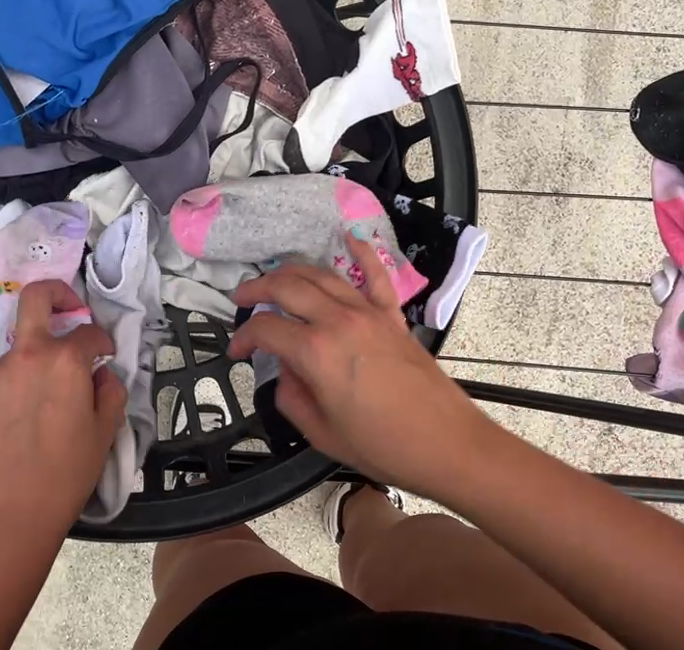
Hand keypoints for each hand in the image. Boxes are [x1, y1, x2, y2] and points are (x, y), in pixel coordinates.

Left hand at [0, 280, 125, 538]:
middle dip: (58, 293)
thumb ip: (109, 389)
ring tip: (43, 402)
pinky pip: (0, 380)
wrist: (10, 514)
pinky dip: (15, 388)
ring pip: (20, 349)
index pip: (89, 331)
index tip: (105, 355)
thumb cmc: (67, 473)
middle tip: (71, 312)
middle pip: (36, 296)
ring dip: (36, 360)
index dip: (103, 341)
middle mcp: (26, 355)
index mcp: (64, 360)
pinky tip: (20, 423)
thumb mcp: (106, 431)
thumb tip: (99, 373)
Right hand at [228, 234, 494, 496]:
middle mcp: (338, 320)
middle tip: (240, 298)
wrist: (447, 445)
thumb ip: (292, 398)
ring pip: (321, 275)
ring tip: (274, 279)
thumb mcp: (322, 434)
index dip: (244, 337)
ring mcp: (367, 312)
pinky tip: (350, 237)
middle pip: (287, 287)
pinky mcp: (392, 315)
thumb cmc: (383, 447)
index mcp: (316, 352)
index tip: (236, 351)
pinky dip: (362, 251)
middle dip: (256, 289)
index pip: (266, 329)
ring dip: (291, 272)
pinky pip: (375, 274)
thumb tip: (286, 374)